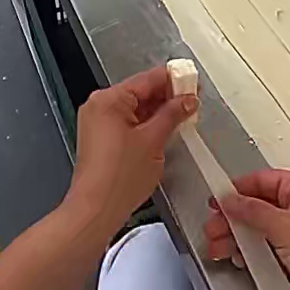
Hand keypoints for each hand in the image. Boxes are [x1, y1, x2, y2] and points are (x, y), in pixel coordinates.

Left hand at [63, 65, 197, 236]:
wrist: (96, 210)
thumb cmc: (119, 177)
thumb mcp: (154, 140)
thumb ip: (173, 114)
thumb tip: (187, 100)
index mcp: (109, 99)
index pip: (148, 79)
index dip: (174, 80)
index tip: (193, 82)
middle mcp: (99, 105)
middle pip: (140, 92)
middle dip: (167, 97)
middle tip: (193, 102)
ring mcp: (97, 121)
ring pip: (134, 108)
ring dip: (158, 112)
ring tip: (183, 117)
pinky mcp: (100, 137)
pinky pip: (127, 121)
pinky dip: (145, 124)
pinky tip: (164, 130)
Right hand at [205, 169, 289, 289]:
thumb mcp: (284, 226)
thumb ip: (252, 211)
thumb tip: (230, 199)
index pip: (261, 180)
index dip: (236, 190)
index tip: (215, 203)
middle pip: (259, 206)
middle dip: (233, 218)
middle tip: (213, 230)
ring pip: (262, 229)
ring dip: (239, 238)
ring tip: (218, 248)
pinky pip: (270, 250)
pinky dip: (253, 253)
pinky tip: (239, 260)